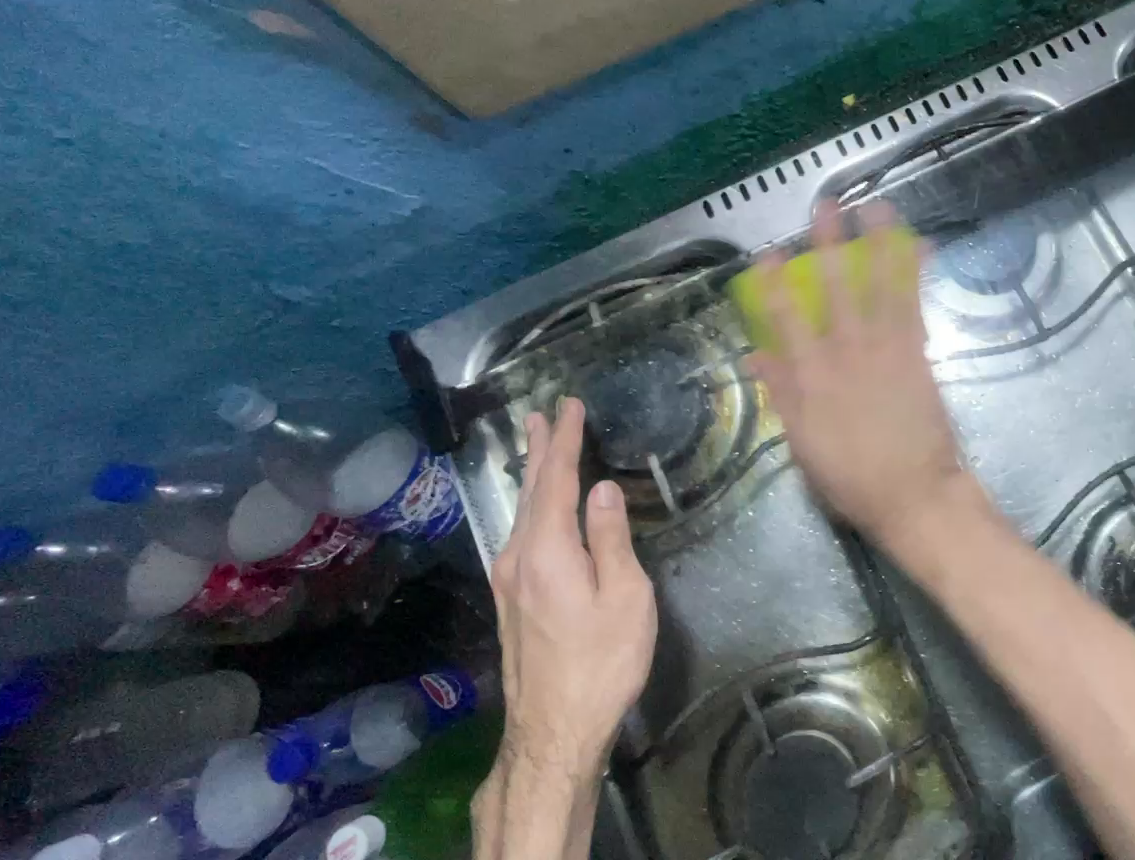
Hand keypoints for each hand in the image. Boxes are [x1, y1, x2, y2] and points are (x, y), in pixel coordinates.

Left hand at [489, 397, 656, 778]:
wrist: (556, 729)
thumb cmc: (603, 660)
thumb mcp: (625, 596)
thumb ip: (611, 538)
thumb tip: (602, 489)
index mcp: (547, 551)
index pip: (556, 481)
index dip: (564, 441)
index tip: (569, 406)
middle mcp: (517, 558)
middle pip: (530, 493)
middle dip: (538, 451)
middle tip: (540, 414)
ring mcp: (509, 581)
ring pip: (521, 514)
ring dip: (533, 477)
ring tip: (538, 447)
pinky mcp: (512, 600)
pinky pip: (521, 534)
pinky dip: (532, 506)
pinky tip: (536, 508)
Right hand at [746, 199, 985, 549]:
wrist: (913, 493)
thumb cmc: (851, 476)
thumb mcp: (802, 443)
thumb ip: (782, 394)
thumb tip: (756, 357)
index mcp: (811, 376)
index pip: (785, 318)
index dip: (774, 283)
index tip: (769, 254)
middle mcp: (846, 352)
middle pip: (833, 288)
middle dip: (827, 244)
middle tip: (826, 206)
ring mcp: (886, 349)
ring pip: (878, 286)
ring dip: (876, 244)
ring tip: (876, 208)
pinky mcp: (918, 353)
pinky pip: (916, 305)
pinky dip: (916, 274)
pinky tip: (919, 247)